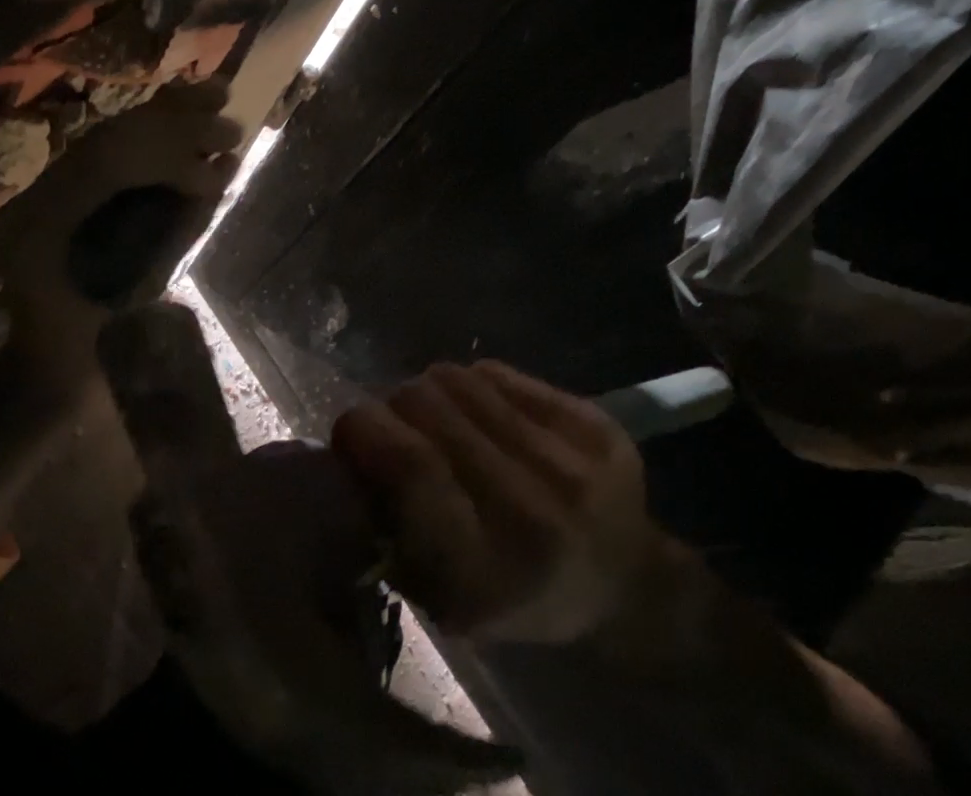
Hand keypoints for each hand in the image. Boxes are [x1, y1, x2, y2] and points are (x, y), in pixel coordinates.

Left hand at [0, 81, 240, 389]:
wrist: (47, 381)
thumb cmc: (90, 362)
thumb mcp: (136, 306)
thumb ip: (173, 240)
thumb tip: (217, 180)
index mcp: (39, 229)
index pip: (107, 166)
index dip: (172, 157)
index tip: (224, 162)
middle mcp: (30, 202)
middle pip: (105, 142)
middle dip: (173, 126)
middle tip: (231, 123)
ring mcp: (35, 200)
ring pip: (103, 140)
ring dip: (162, 120)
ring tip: (217, 98)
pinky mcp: (49, 202)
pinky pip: (100, 159)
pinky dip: (146, 141)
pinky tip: (181, 122)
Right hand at [330, 361, 666, 643]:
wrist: (625, 586)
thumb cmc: (511, 597)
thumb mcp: (436, 592)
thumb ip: (386, 524)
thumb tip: (346, 452)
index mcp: (483, 567)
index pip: (410, 463)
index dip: (364, 431)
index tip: (349, 434)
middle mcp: (530, 509)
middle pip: (425, 406)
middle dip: (392, 409)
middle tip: (395, 431)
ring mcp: (570, 460)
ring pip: (456, 379)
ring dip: (429, 394)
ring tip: (438, 422)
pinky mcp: (593, 424)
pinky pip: (496, 373)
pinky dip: (472, 387)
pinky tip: (480, 416)